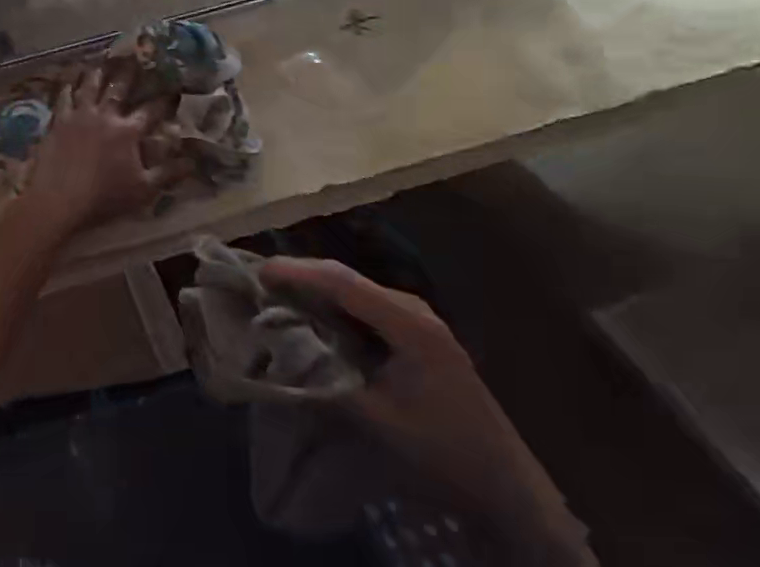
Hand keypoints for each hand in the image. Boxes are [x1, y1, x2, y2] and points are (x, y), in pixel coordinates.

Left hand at [25, 69, 190, 223]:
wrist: (59, 199)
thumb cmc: (104, 197)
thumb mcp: (144, 189)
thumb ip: (169, 173)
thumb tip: (193, 160)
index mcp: (127, 131)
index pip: (151, 110)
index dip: (164, 99)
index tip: (174, 87)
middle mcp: (103, 116)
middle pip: (117, 89)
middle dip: (129, 73)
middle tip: (135, 57)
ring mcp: (77, 116)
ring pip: (88, 87)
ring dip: (97, 73)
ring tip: (101, 60)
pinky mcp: (57, 122)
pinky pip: (63, 97)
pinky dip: (68, 86)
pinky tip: (69, 79)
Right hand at [260, 257, 594, 563]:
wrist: (507, 486)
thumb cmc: (441, 449)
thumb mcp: (375, 418)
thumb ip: (322, 376)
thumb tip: (272, 345)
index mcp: (411, 327)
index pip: (341, 282)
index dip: (294, 272)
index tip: (254, 274)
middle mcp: (414, 311)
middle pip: (343, 276)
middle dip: (295, 273)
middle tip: (252, 280)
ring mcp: (417, 319)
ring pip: (349, 286)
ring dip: (309, 285)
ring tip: (269, 292)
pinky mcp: (413, 331)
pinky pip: (359, 302)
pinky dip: (325, 300)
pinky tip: (303, 309)